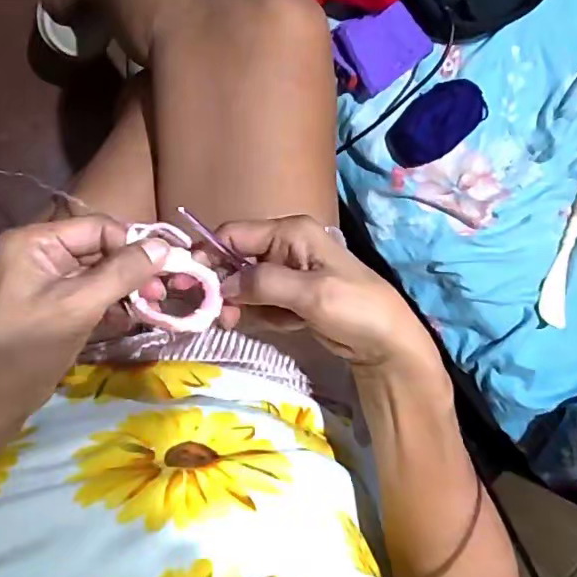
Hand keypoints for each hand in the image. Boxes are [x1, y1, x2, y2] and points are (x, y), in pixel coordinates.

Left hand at [0, 215, 169, 406]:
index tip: (163, 271)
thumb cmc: (29, 349)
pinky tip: (126, 319)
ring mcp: (39, 280)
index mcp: (33, 242)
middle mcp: (35, 253)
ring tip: (148, 308)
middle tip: (159, 295)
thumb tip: (163, 247)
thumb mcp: (79, 307)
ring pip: (94, 273)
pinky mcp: (46, 305)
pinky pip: (84, 293)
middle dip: (129, 270)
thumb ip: (122, 273)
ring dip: (122, 289)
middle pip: (96, 249)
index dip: (131, 246)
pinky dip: (106, 304)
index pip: (96, 228)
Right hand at [216, 215, 437, 371]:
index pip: (234, 234)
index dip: (208, 253)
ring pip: (243, 283)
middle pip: (235, 259)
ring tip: (231, 322)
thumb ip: (263, 283)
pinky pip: (259, 301)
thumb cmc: (355, 307)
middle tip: (210, 311)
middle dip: (220, 283)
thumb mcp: (310, 293)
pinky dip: (253, 313)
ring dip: (235, 302)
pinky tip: (259, 324)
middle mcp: (285, 247)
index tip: (188, 281)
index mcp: (291, 232)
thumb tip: (222, 285)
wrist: (388, 343)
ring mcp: (287, 273)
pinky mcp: (290, 298)